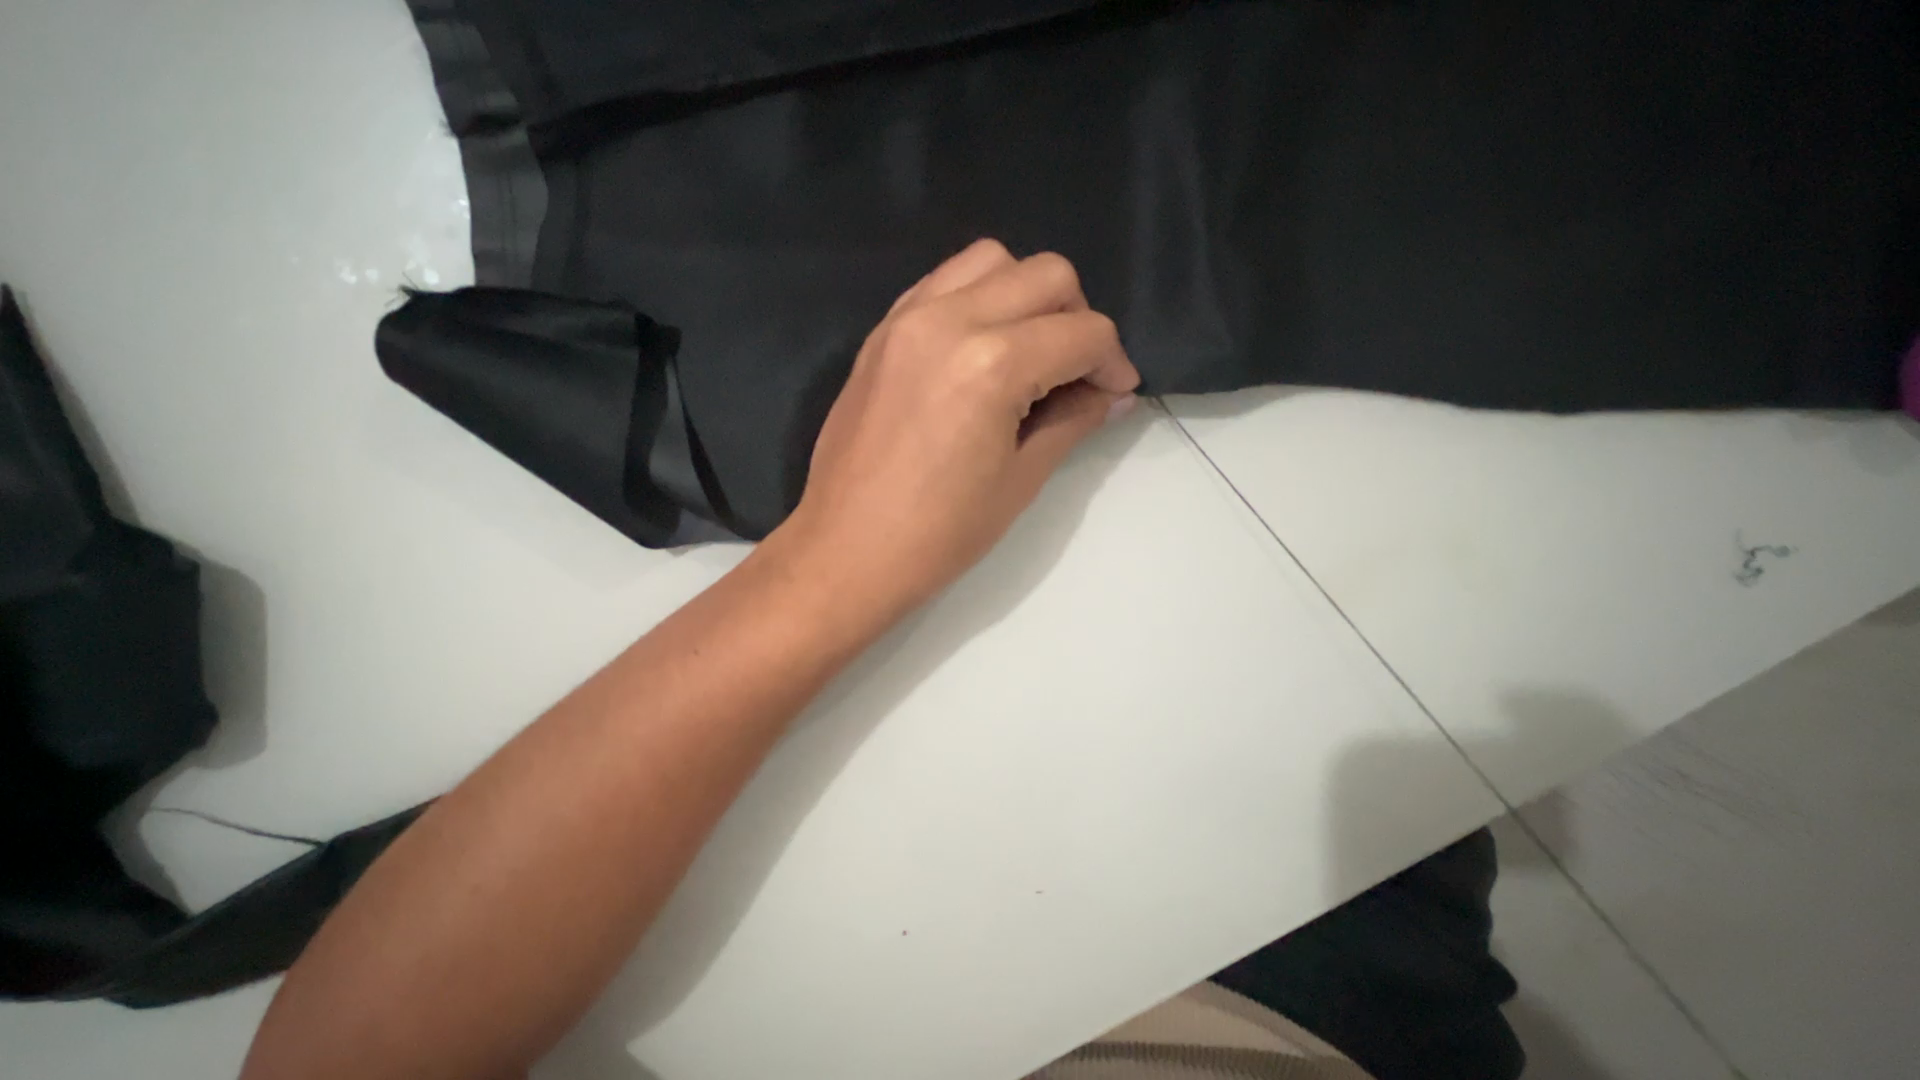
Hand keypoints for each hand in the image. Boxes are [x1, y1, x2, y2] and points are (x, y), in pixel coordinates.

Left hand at [776, 239, 1140, 616]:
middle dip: (1078, 319)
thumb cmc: (940, 532)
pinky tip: (981, 346)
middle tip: (1076, 372)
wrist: (846, 549)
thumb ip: (1074, 420)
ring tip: (1028, 350)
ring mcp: (909, 317)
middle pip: (1047, 275)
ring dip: (1027, 294)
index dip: (1113, 363)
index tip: (1115, 393)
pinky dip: (977, 297)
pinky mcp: (883, 329)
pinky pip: (944, 281)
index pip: (1083, 333)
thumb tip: (1112, 393)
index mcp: (992, 364)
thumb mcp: (1021, 479)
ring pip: (992, 260)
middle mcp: (950, 320)